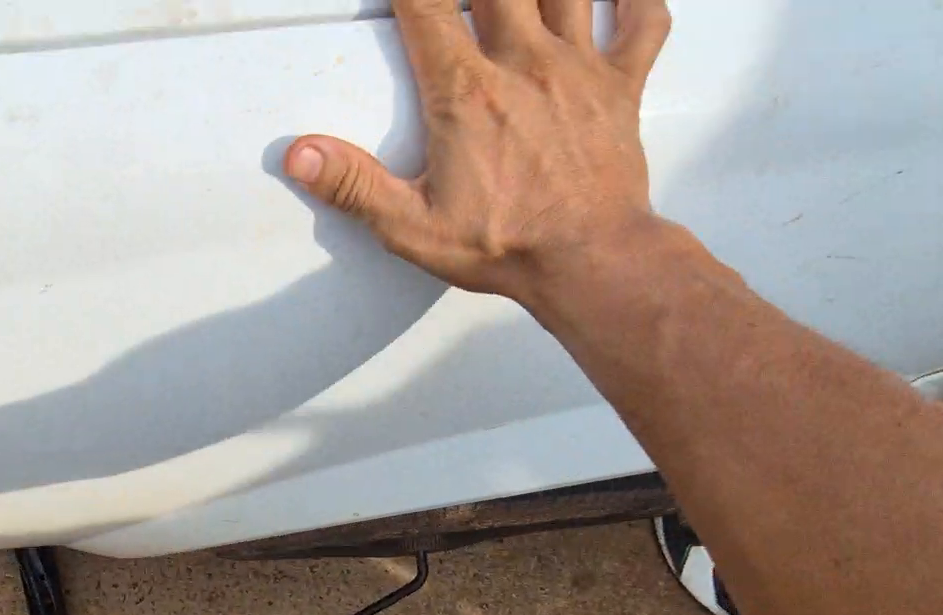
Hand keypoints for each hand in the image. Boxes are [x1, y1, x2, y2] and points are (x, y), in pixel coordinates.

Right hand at [283, 0, 671, 303]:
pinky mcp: (621, 86)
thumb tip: (300, 154)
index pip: (426, 6)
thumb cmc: (502, 246)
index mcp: (465, 94)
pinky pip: (642, 16)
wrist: (586, 261)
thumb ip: (354, 186)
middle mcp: (523, 62)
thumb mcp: (411, 228)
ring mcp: (578, 67)